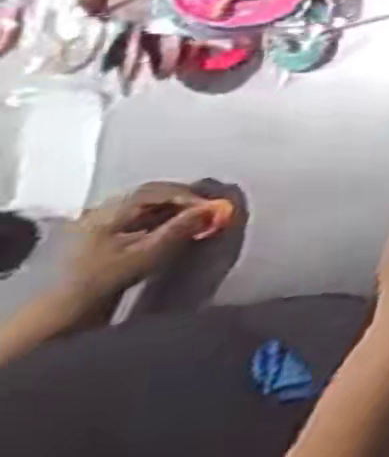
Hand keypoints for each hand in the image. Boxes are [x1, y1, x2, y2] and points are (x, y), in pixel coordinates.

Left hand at [65, 182, 218, 301]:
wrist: (65, 307)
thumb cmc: (105, 279)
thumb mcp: (146, 255)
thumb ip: (180, 228)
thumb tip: (214, 207)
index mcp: (109, 212)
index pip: (156, 191)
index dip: (188, 195)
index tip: (212, 206)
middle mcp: (103, 208)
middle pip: (153, 192)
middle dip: (184, 197)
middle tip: (207, 208)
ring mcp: (101, 218)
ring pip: (148, 201)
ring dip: (174, 204)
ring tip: (195, 215)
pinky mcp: (105, 228)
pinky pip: (141, 211)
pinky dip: (163, 213)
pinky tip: (174, 222)